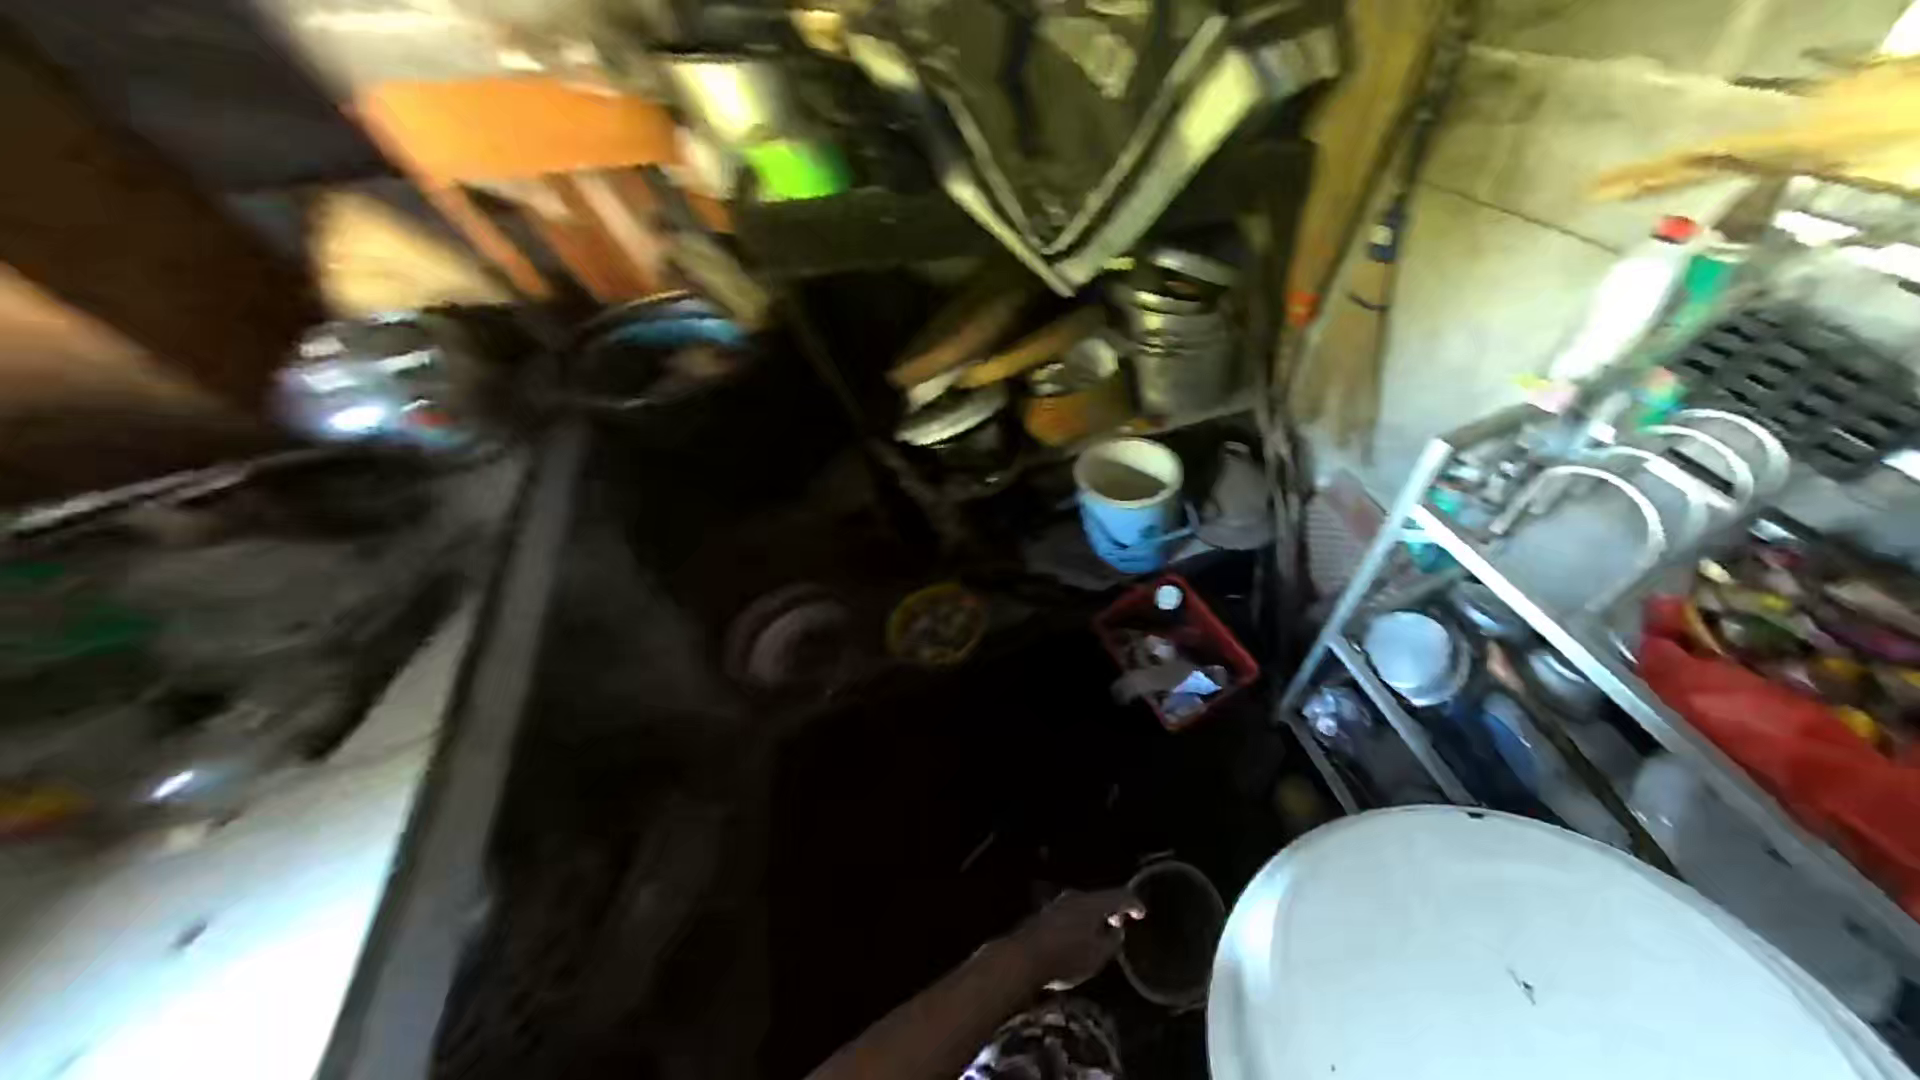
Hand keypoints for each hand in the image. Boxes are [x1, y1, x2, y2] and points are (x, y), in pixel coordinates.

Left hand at [1007, 888, 1145, 989]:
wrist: (1023, 958)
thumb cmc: (1065, 959)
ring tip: (1103, 932)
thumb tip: (1117, 930)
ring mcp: (1058, 904)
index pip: (1118, 896)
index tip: (1142, 913)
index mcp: (1091, 903)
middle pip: (1100, 898)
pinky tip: (1081, 937)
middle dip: (1112, 910)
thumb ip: (1112, 941)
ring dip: (1096, 916)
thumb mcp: (1097, 956)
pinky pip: (1072, 913)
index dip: (1132, 903)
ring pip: (1084, 905)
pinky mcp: (1046, 914)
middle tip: (1122, 924)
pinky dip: (1082, 921)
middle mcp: (1074, 897)